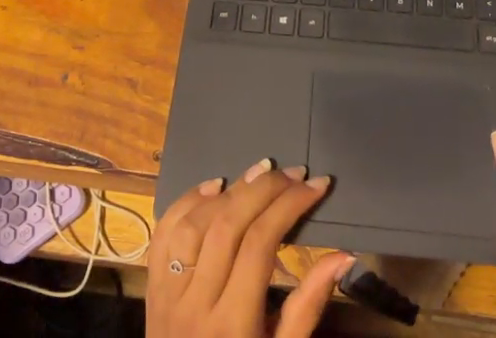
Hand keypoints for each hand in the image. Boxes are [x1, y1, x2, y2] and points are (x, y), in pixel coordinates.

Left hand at [147, 158, 354, 337]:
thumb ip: (308, 305)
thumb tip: (344, 255)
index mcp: (233, 322)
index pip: (260, 245)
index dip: (289, 207)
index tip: (317, 185)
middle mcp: (195, 301)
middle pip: (227, 226)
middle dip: (263, 190)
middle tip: (293, 173)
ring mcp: (166, 293)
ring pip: (194, 224)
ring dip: (228, 191)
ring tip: (260, 174)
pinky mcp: (151, 287)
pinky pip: (164, 234)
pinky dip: (187, 203)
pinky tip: (214, 187)